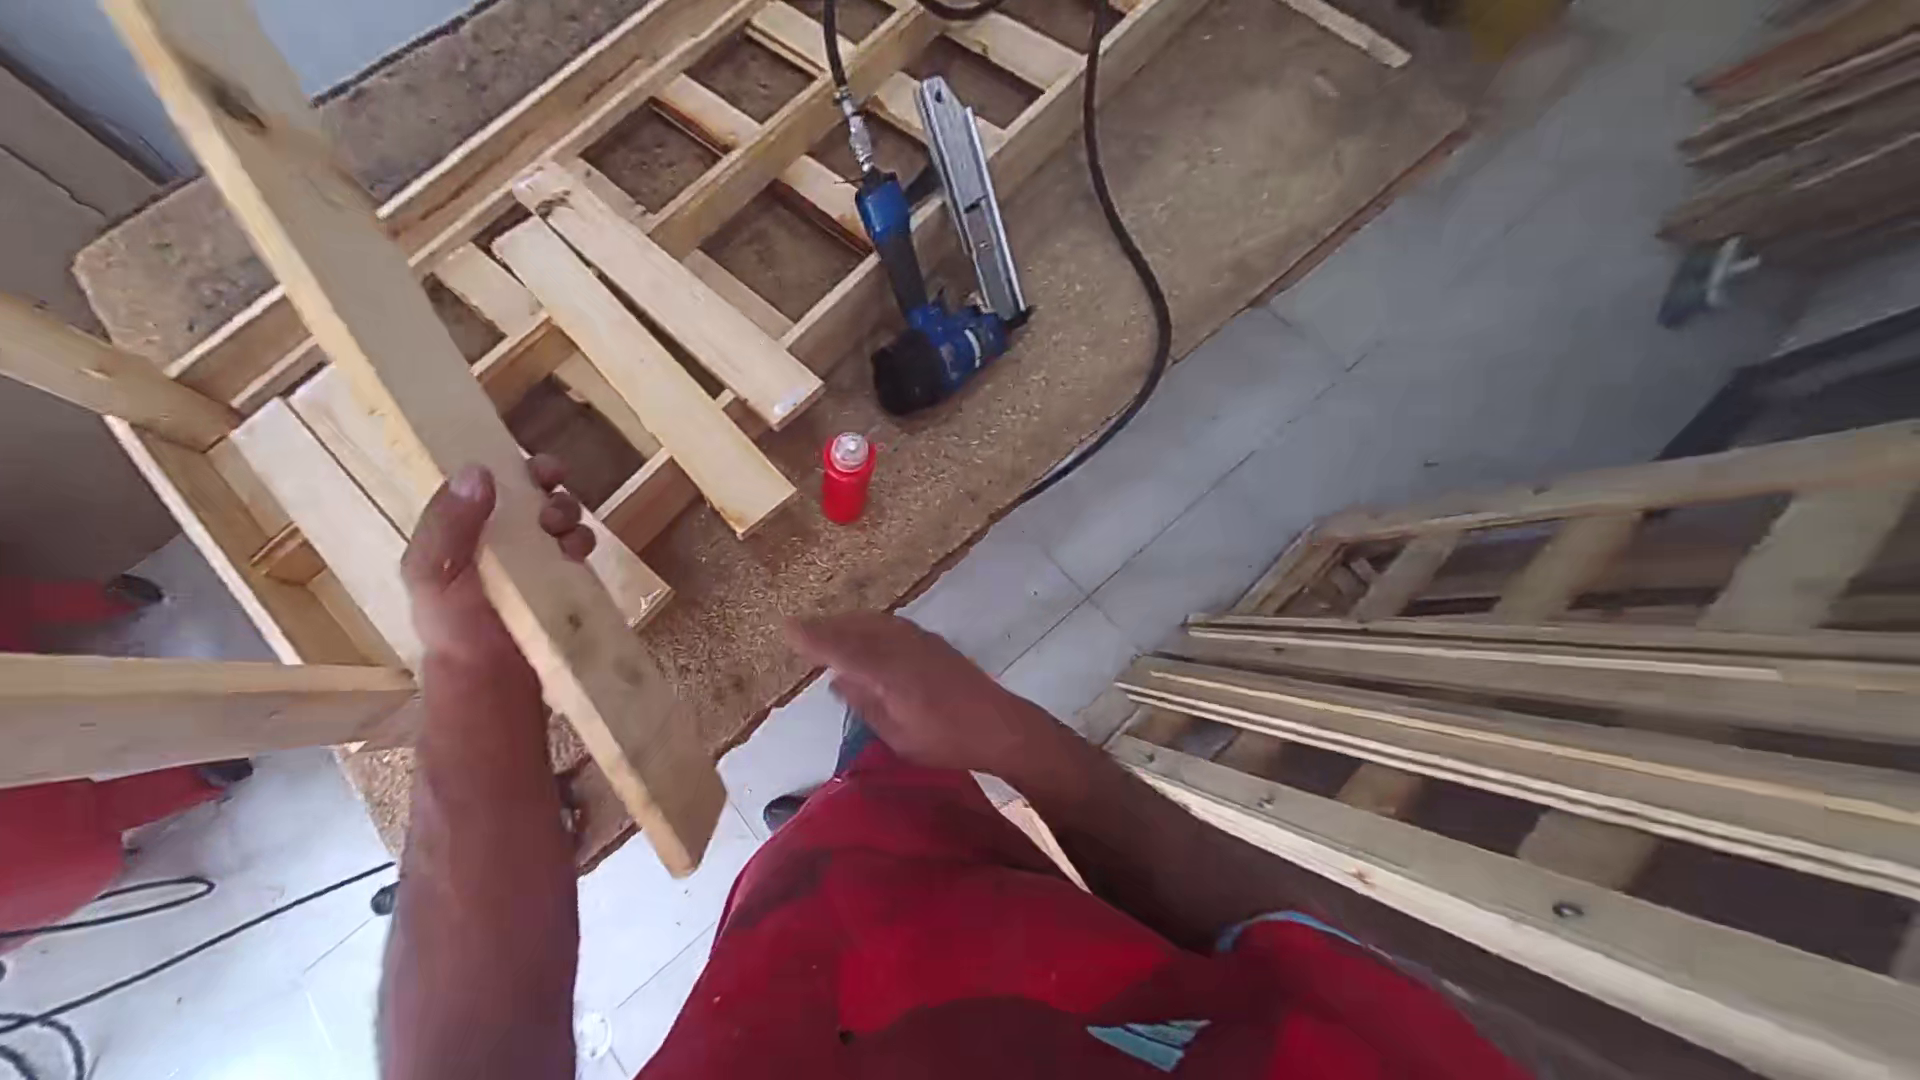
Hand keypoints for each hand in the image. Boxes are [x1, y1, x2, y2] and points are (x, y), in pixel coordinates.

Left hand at [402, 456, 595, 667]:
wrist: (493, 679)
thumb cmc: (453, 626)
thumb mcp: (432, 571)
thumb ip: (449, 524)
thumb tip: (479, 469)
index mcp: (465, 530)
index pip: (494, 485)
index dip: (518, 470)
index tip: (541, 469)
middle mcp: (503, 538)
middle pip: (537, 497)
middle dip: (553, 494)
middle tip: (553, 511)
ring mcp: (539, 559)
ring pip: (564, 519)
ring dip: (569, 518)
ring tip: (564, 538)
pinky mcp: (566, 579)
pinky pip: (582, 548)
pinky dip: (583, 542)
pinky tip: (576, 554)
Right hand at [786, 612, 1068, 777]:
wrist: (1000, 725)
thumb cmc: (946, 739)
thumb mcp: (898, 734)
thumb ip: (866, 703)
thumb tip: (838, 681)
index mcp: (889, 670)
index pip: (842, 647)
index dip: (813, 638)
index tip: (787, 628)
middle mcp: (903, 646)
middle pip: (857, 628)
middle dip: (827, 626)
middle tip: (800, 628)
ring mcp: (921, 640)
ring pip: (876, 623)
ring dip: (849, 623)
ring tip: (827, 629)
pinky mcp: (934, 643)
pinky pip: (892, 625)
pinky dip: (870, 625)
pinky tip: (866, 635)